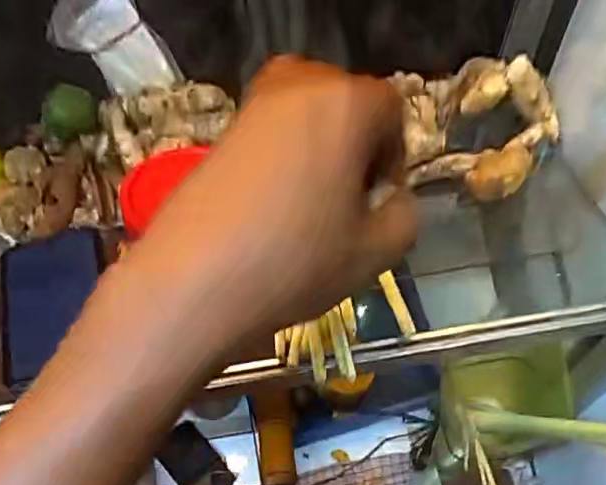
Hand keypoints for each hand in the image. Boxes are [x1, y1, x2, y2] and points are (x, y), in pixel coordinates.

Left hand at [123, 56, 418, 357]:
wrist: (200, 278)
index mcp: (348, 103)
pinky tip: (276, 217)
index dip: (394, 158)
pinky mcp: (224, 131)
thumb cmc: (298, 263)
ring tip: (311, 218)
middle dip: (357, 153)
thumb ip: (405, 218)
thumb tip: (396, 201)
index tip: (380, 204)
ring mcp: (255, 104)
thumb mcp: (375, 255)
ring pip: (309, 124)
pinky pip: (274, 139)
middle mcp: (301, 85)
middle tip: (349, 211)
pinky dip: (286, 167)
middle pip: (348, 109)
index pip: (392, 110)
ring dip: (321, 161)